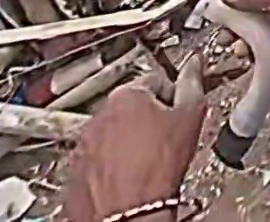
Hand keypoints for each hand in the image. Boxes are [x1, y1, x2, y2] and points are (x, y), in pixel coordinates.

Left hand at [61, 64, 205, 221]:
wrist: (129, 219)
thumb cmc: (157, 169)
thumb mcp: (190, 115)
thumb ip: (192, 82)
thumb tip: (194, 64)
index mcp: (126, 95)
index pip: (157, 81)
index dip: (173, 97)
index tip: (178, 114)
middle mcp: (98, 117)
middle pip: (132, 106)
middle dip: (148, 118)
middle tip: (165, 137)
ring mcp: (82, 147)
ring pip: (113, 134)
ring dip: (128, 141)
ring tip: (147, 160)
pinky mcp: (74, 175)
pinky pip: (98, 160)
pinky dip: (111, 165)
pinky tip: (129, 177)